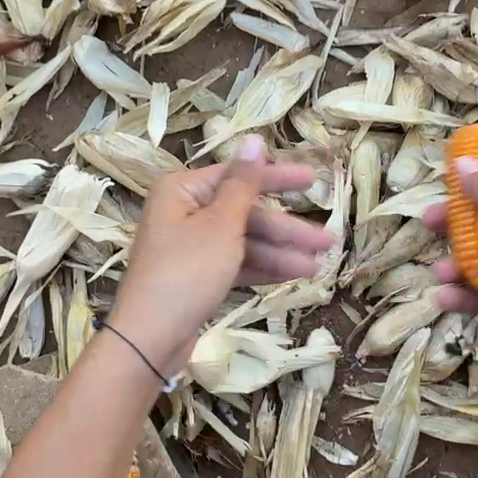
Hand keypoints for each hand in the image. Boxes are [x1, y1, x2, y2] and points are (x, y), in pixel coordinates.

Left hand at [110, 135, 334, 374]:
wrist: (149, 340)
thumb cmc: (185, 272)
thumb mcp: (221, 224)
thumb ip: (244, 183)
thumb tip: (254, 138)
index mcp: (183, 190)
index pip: (239, 176)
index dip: (279, 179)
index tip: (314, 181)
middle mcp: (184, 212)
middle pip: (246, 213)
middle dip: (287, 229)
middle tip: (328, 241)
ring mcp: (190, 247)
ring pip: (245, 241)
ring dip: (281, 253)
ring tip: (319, 267)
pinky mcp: (197, 277)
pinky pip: (236, 263)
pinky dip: (263, 268)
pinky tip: (295, 275)